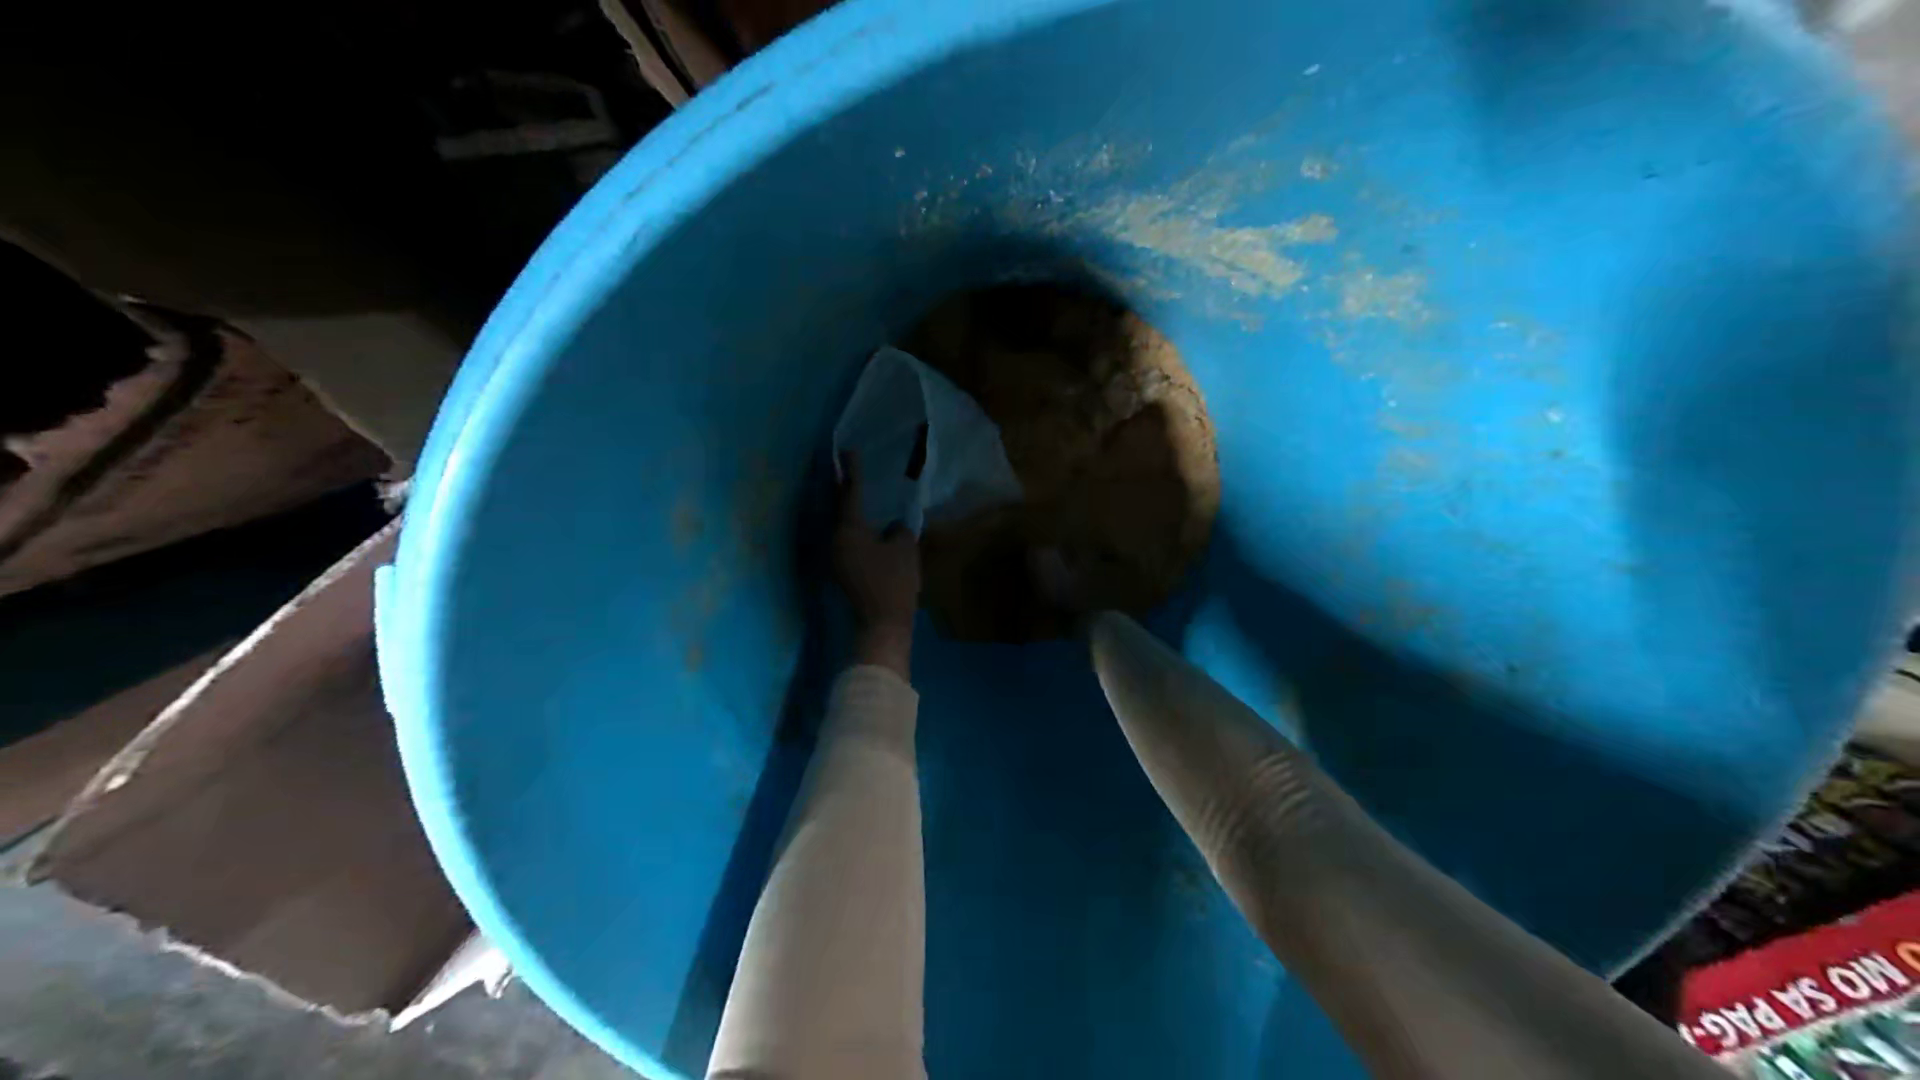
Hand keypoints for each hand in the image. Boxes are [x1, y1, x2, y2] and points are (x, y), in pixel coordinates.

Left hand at [835, 453, 919, 676]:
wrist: (881, 625)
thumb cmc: (893, 583)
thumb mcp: (904, 549)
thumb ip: (899, 529)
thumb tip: (893, 527)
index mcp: (848, 529)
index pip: (850, 493)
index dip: (852, 470)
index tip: (848, 449)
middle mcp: (833, 540)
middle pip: (838, 507)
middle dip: (844, 487)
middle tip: (848, 467)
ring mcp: (834, 558)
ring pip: (840, 525)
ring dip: (848, 509)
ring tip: (857, 493)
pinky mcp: (840, 571)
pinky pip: (845, 540)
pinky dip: (853, 528)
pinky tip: (865, 526)